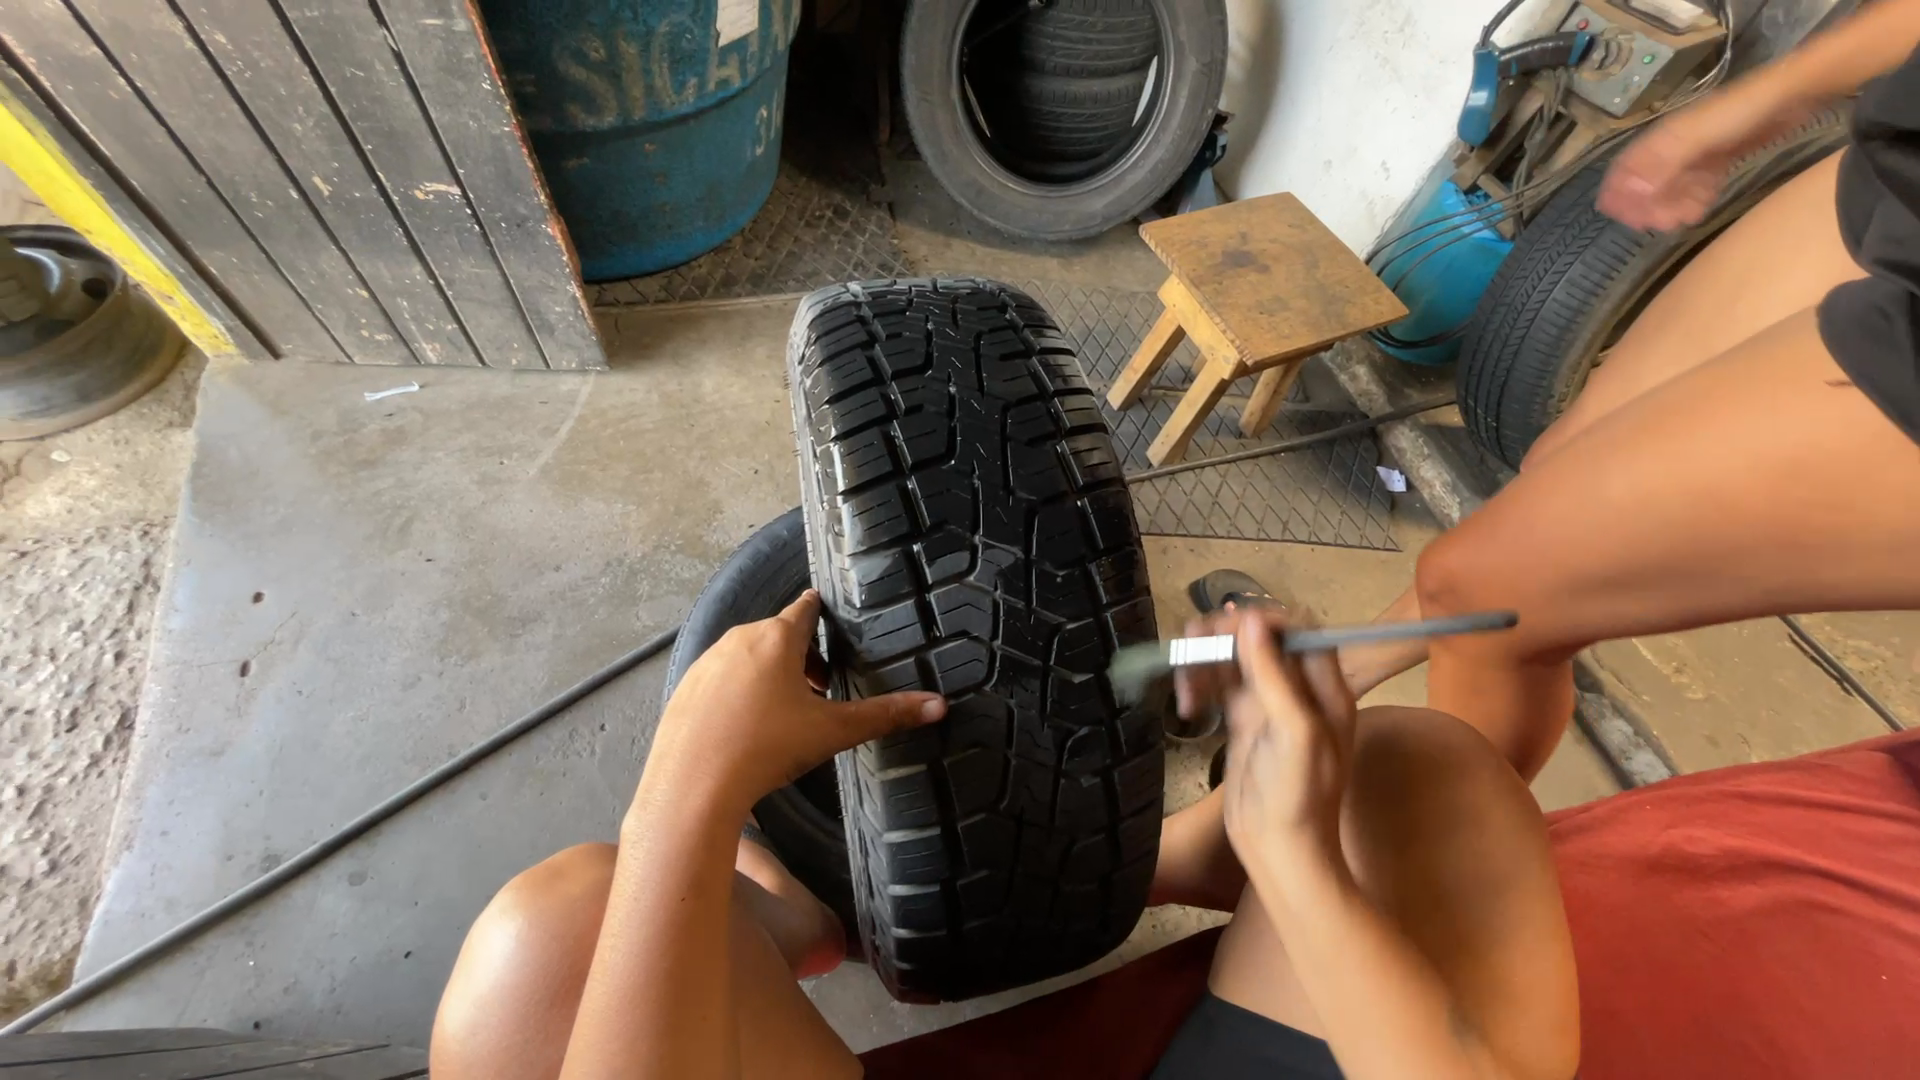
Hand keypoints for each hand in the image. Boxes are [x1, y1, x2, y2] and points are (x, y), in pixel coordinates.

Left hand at [644, 590, 946, 812]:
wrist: (691, 786)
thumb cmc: (766, 748)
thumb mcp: (832, 731)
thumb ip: (885, 715)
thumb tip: (938, 706)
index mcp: (778, 638)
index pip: (806, 608)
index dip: (821, 613)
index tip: (830, 621)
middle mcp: (740, 639)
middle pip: (779, 634)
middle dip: (802, 656)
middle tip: (820, 690)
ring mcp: (707, 662)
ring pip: (748, 655)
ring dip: (770, 673)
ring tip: (785, 713)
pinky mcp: (685, 687)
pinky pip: (720, 678)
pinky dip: (738, 691)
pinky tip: (745, 728)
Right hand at [1177, 607, 1356, 875]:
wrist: (1280, 851)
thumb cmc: (1298, 796)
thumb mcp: (1294, 733)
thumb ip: (1274, 676)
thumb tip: (1251, 622)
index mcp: (1324, 689)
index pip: (1299, 629)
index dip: (1265, 620)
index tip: (1228, 628)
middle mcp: (1296, 689)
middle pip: (1259, 638)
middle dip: (1224, 639)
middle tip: (1194, 650)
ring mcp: (1267, 704)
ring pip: (1234, 658)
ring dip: (1205, 662)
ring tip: (1186, 688)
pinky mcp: (1242, 720)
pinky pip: (1218, 684)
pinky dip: (1199, 685)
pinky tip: (1187, 706)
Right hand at [1596, 86, 1802, 231]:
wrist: (1795, 92)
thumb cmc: (1741, 111)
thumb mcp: (1697, 137)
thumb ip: (1665, 164)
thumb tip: (1632, 193)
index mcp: (1660, 140)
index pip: (1625, 170)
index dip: (1618, 194)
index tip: (1624, 216)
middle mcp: (1673, 148)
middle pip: (1649, 183)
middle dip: (1652, 206)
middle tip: (1663, 224)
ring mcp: (1697, 154)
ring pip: (1674, 187)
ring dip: (1675, 206)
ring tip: (1686, 219)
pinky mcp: (1719, 159)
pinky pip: (1699, 184)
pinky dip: (1697, 198)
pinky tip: (1702, 207)